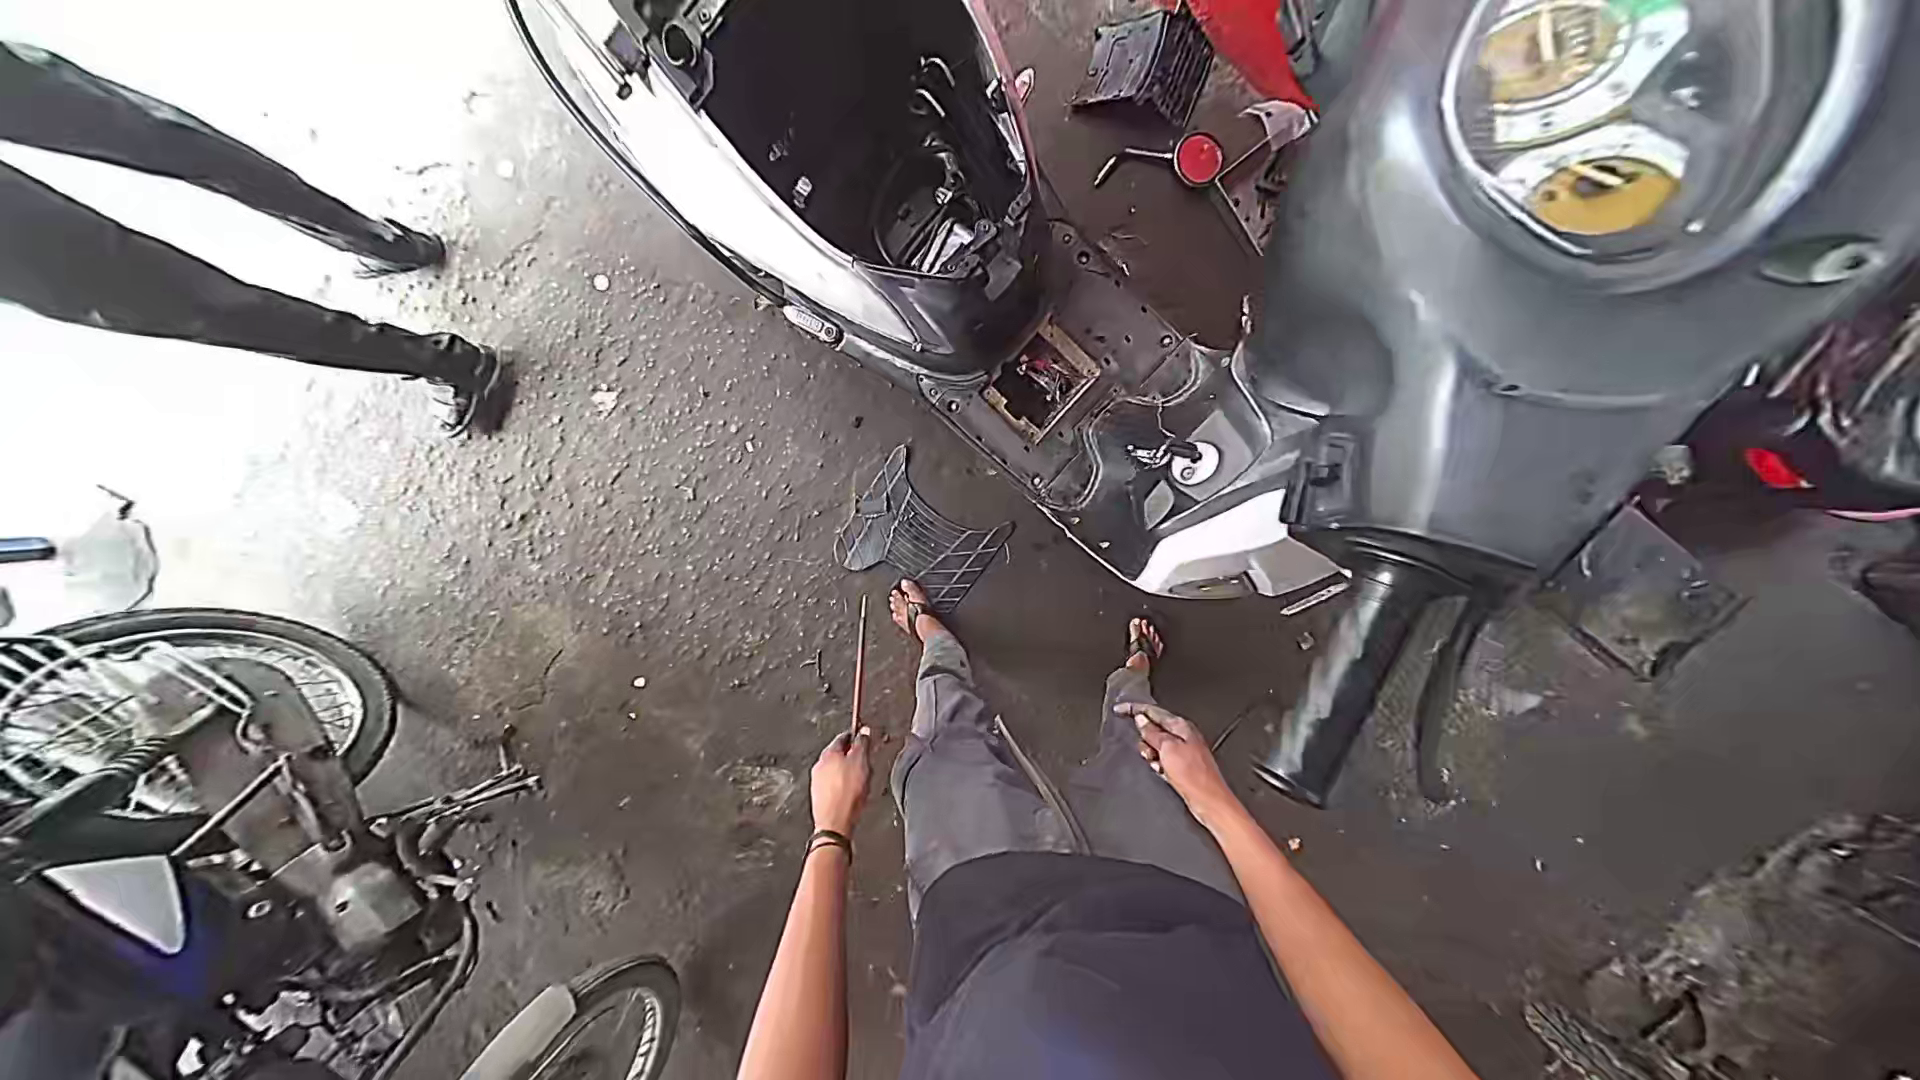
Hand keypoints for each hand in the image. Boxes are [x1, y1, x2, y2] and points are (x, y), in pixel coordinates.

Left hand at [810, 727, 872, 833]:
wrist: (834, 823)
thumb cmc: (848, 793)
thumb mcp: (861, 762)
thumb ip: (862, 744)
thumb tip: (863, 732)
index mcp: (828, 753)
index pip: (843, 737)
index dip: (856, 737)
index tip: (864, 739)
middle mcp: (819, 765)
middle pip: (839, 754)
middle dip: (852, 756)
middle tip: (866, 762)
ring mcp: (817, 782)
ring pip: (835, 770)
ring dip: (847, 772)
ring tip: (860, 781)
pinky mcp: (819, 796)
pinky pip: (833, 785)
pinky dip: (842, 785)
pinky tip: (851, 794)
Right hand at [1117, 702, 1241, 830]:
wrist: (1209, 801)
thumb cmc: (1195, 776)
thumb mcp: (1167, 748)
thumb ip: (1152, 732)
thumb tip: (1141, 720)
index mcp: (1181, 725)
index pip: (1152, 710)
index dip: (1133, 708)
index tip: (1118, 709)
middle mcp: (1183, 735)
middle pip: (1152, 728)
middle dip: (1144, 738)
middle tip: (1147, 749)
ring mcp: (1182, 750)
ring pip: (1155, 745)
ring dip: (1150, 754)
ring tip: (1158, 764)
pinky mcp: (1181, 765)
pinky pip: (1161, 759)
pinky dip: (1157, 764)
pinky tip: (1162, 771)